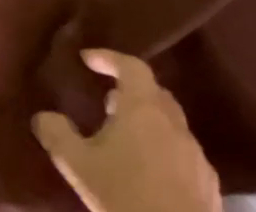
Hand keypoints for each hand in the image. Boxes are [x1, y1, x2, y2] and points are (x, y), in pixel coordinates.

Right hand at [31, 49, 220, 211]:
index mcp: (143, 112)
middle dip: (130, 90)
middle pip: (157, 94)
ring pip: (172, 125)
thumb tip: (47, 117)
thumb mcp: (74, 162)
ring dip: (147, 121)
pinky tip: (146, 171)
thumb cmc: (123, 196)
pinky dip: (162, 148)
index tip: (87, 60)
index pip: (133, 68)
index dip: (109, 58)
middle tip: (104, 99)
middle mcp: (175, 127)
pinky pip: (183, 152)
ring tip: (122, 138)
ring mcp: (197, 157)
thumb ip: (55, 131)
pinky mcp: (209, 185)